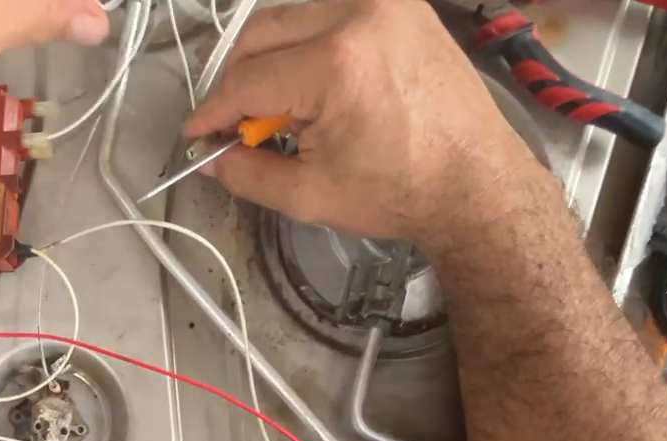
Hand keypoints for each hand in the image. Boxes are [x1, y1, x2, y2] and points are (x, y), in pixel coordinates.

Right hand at [182, 0, 546, 245]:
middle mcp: (359, 13)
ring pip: (291, 17)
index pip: (246, 80)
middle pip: (260, 34)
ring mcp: (384, 2)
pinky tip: (306, 90)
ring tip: (272, 113)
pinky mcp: (399, 6)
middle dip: (235, 83)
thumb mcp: (307, 195)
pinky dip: (304, 47)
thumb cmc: (398, 190)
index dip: (211, 113)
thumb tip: (213, 159)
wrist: (471, 179)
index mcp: (335, 63)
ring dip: (267, 61)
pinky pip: (328, 14)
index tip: (195, 135)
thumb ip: (248, 173)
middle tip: (230, 127)